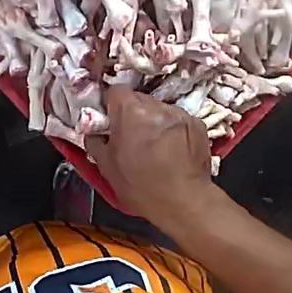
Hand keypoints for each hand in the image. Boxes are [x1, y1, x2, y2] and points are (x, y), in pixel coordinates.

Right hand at [86, 88, 218, 226]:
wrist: (183, 201)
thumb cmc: (140, 185)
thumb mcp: (106, 166)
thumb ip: (95, 141)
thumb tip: (94, 132)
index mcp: (130, 111)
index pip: (116, 91)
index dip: (112, 105)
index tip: (112, 121)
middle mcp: (157, 106)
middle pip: (140, 99)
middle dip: (134, 114)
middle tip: (132, 138)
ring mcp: (180, 114)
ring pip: (160, 110)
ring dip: (155, 122)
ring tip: (155, 147)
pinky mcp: (198, 124)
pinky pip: (179, 121)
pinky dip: (174, 130)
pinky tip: (173, 151)